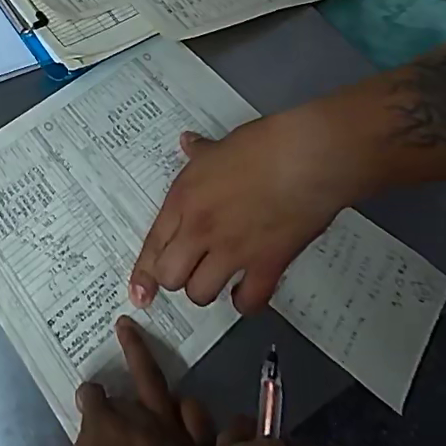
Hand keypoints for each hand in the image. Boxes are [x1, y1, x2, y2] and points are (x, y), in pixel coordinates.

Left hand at [33, 316, 213, 445]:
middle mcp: (173, 436)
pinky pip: (95, 393)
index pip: (203, 422)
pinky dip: (90, 396)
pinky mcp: (103, 422)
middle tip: (133, 338)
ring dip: (118, 398)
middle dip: (152, 374)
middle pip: (169, 391)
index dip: (192, 414)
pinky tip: (85, 400)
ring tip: (107, 382)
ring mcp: (137, 424)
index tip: (184, 406)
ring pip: (129, 390)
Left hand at [130, 99, 370, 313]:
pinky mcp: (267, 265)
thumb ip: (199, 152)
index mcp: (184, 199)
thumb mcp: (219, 146)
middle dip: (175, 278)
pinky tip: (247, 292)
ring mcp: (232, 250)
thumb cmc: (261, 145)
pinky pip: (248, 301)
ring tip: (216, 279)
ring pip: (201, 293)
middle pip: (170, 276)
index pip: (153, 244)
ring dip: (206, 289)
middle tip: (188, 271)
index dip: (144, 273)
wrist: (305, 158)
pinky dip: (245, 302)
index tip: (140, 294)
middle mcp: (200, 229)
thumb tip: (188, 142)